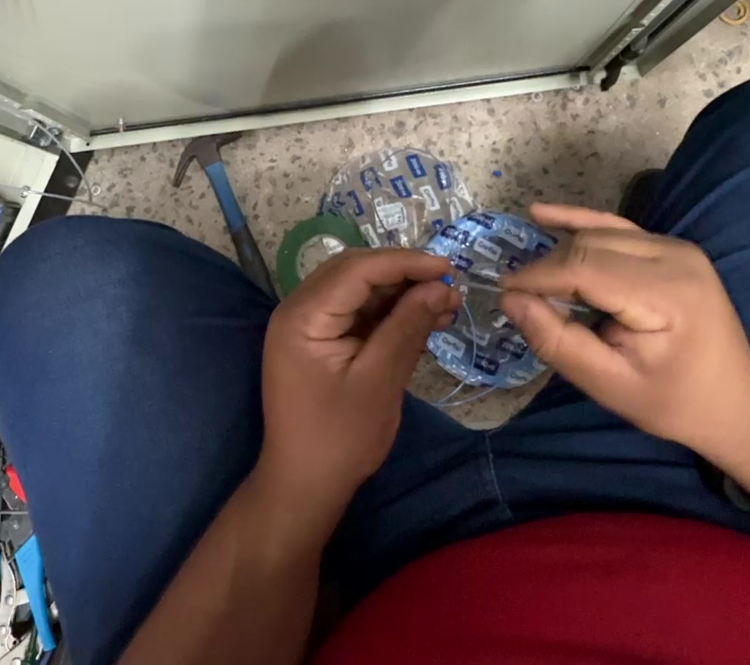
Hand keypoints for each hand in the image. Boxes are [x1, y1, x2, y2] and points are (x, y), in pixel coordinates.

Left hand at [258, 249, 459, 513]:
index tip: (448, 267)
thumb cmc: (340, 438)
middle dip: (405, 275)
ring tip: (448, 304)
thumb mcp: (379, 380)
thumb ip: (407, 327)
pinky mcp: (321, 340)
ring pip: (360, 290)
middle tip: (450, 284)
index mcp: (303, 316)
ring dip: (402, 293)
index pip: (357, 269)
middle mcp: (299, 310)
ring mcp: (308, 324)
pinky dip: (391, 313)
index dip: (404, 262)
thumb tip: (442, 286)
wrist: (305, 486)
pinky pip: (359, 312)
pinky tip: (427, 319)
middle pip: (356, 272)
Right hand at [499, 203, 749, 452]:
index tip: (502, 296)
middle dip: (545, 268)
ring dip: (559, 252)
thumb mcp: (609, 385)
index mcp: (667, 295)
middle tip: (514, 297)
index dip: (537, 278)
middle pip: (588, 246)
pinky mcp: (670, 246)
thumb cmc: (674, 401)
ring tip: (527, 280)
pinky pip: (615, 226)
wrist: (735, 400)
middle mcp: (675, 257)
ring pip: (597, 233)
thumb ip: (557, 341)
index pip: (584, 269)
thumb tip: (510, 300)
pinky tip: (542, 213)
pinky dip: (578, 220)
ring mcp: (676, 246)